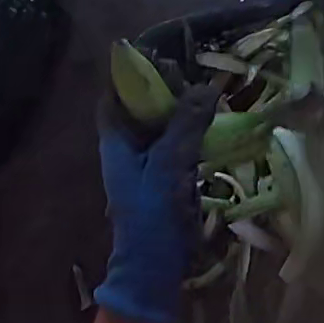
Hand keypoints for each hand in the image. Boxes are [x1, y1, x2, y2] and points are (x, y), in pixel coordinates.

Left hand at [92, 85, 219, 322]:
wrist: (153, 266)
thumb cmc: (152, 211)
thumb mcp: (170, 163)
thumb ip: (187, 124)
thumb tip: (207, 87)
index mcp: (115, 139)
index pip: (115, 95)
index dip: (130, 74)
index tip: (155, 56)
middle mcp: (125, 147)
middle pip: (140, 107)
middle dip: (162, 90)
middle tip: (190, 73)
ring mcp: (143, 163)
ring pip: (159, 125)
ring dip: (178, 110)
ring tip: (204, 92)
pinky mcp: (161, 176)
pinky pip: (172, 144)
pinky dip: (187, 132)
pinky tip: (208, 124)